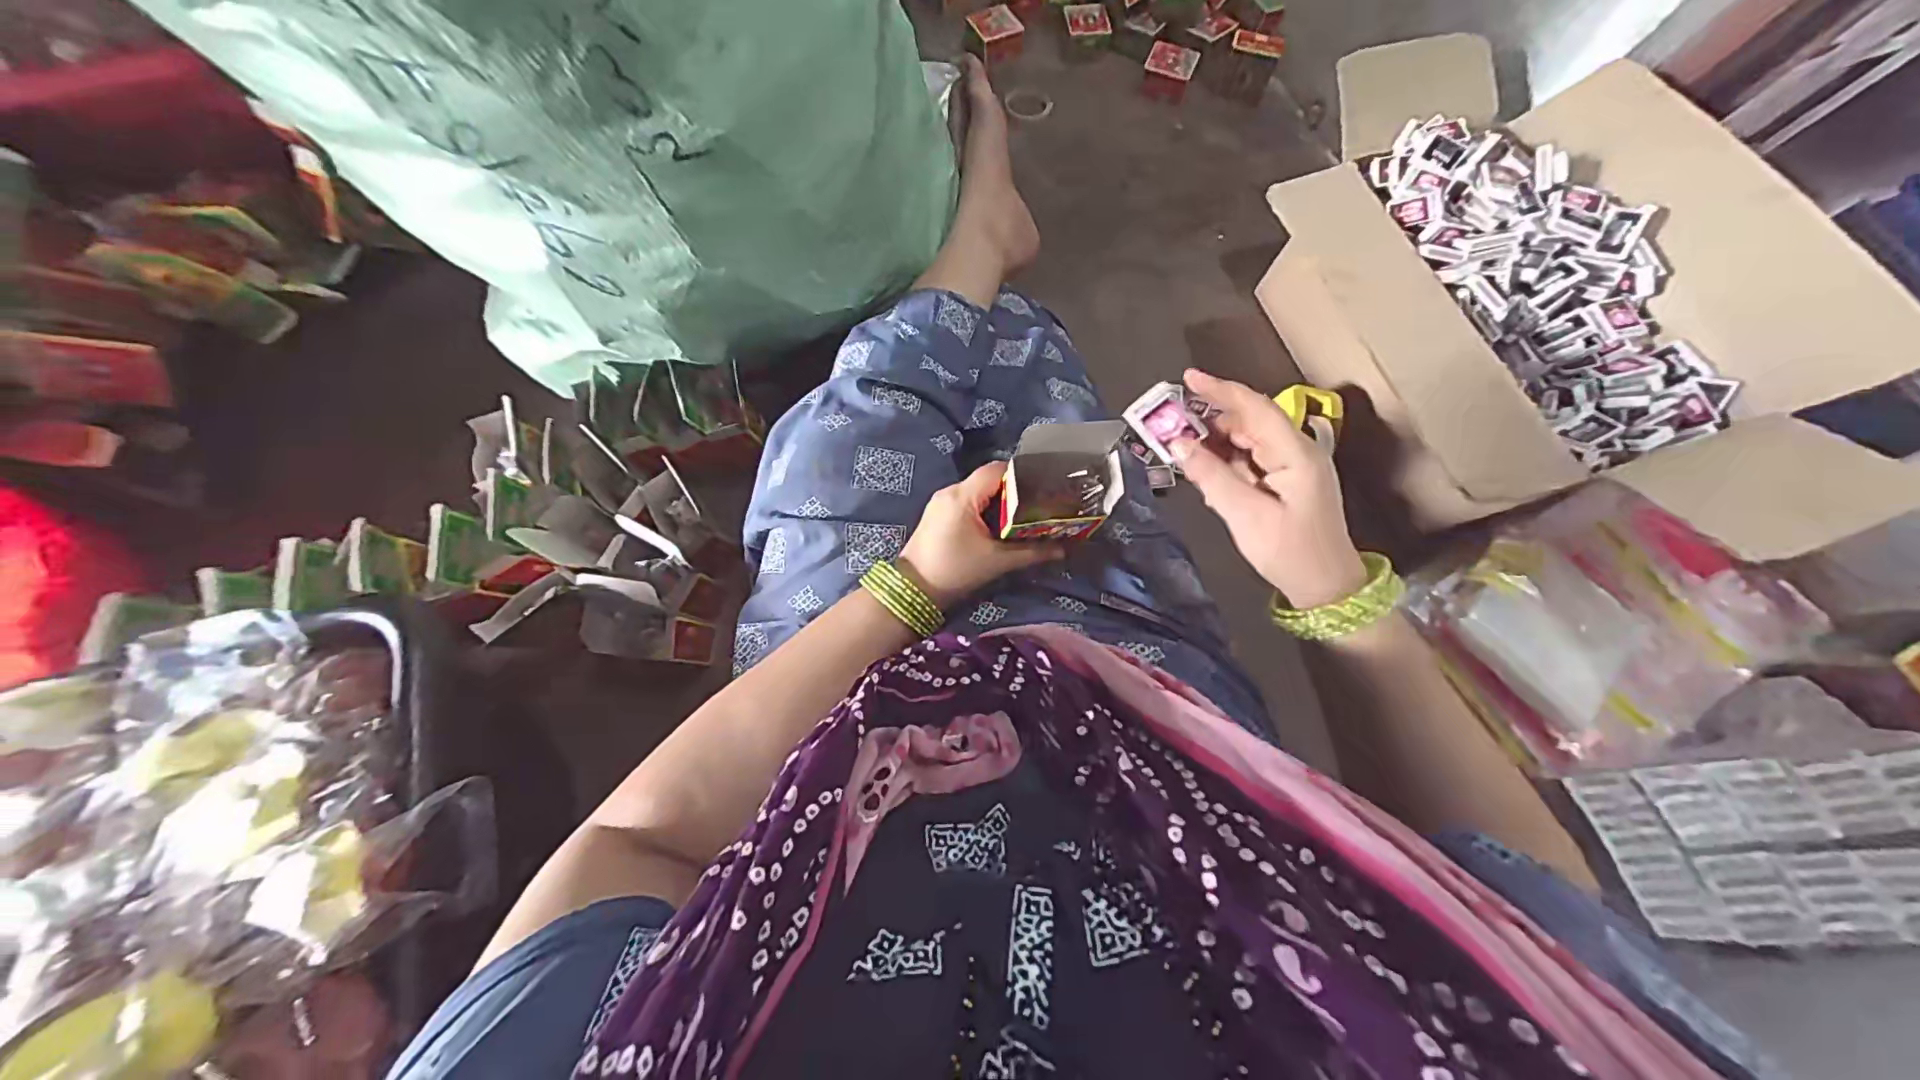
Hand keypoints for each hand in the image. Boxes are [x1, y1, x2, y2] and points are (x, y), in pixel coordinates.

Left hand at [897, 461, 1063, 608]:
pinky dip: (984, 509)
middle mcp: (950, 492)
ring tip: (1022, 516)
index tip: (1042, 490)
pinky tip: (998, 525)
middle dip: (1013, 491)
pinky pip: (966, 502)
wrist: (913, 590)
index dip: (1022, 476)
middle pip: (988, 479)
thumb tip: (1063, 549)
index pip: (997, 470)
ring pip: (977, 491)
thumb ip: (1032, 552)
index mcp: (963, 496)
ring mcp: (941, 502)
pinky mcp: (937, 514)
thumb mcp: (997, 562)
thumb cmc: (955, 571)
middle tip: (1037, 505)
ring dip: (999, 501)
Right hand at [1171, 369, 1367, 608]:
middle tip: (1173, 421)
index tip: (1189, 378)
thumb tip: (1179, 445)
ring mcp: (1293, 466)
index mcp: (1294, 453)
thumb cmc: (1290, 552)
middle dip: (1211, 417)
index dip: (1220, 390)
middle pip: (1250, 420)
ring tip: (1183, 445)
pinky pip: (1251, 458)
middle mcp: (1296, 451)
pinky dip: (1226, 458)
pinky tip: (1206, 467)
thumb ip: (1211, 476)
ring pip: (1248, 439)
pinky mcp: (1286, 481)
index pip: (1254, 407)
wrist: (1325, 586)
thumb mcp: (1244, 515)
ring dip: (1215, 439)